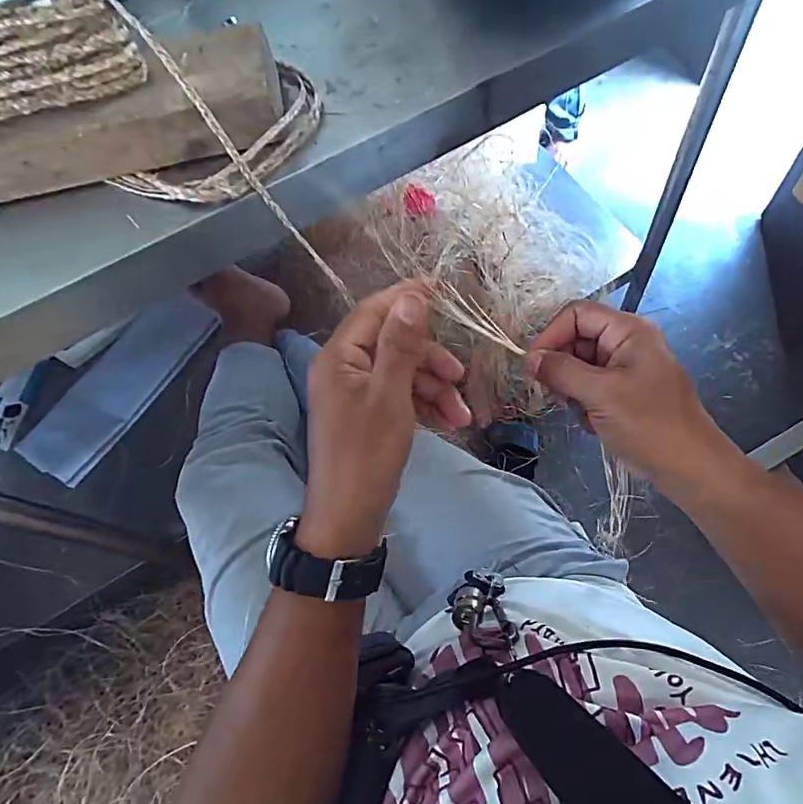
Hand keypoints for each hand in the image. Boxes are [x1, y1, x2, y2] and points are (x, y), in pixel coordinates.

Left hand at [300, 280, 469, 557]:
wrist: (350, 515)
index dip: (408, 297)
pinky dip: (426, 406)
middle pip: (395, 345)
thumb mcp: (391, 397)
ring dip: (436, 390)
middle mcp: (343, 369)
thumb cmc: (368, 455)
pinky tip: (449, 422)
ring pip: (403, 374)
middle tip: (462, 376)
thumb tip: (412, 297)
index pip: (375, 311)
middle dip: (432, 361)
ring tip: (462, 416)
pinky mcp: (367, 416)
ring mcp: (355, 394)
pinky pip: (400, 397)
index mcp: (340, 357)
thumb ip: (401, 346)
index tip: (444, 289)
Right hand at [527, 300, 738, 497]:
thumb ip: (561, 371)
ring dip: (573, 390)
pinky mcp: (628, 394)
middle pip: (578, 340)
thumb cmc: (650, 425)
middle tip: (557, 396)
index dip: (550, 335)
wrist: (689, 465)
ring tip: (581, 413)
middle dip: (561, 367)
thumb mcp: (601, 394)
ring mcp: (629, 370)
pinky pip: (594, 389)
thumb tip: (530, 359)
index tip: (532, 367)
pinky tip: (594, 424)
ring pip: (582, 367)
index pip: (577, 314)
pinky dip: (586, 404)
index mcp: (629, 331)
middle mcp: (629, 344)